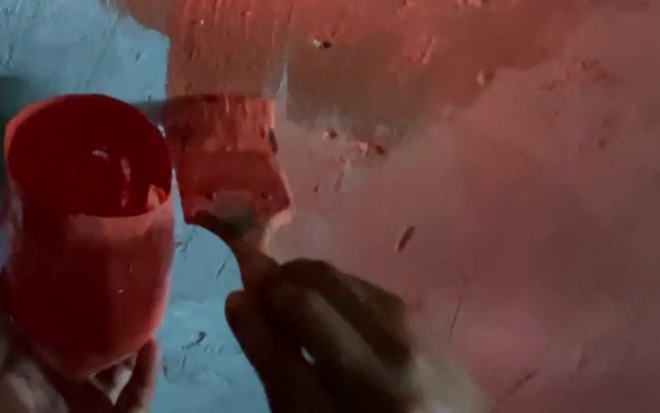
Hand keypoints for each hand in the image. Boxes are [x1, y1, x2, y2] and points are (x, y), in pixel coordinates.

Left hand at [0, 272, 159, 412]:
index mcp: (34, 366)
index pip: (52, 321)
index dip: (63, 290)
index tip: (78, 254)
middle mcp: (66, 378)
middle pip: (92, 337)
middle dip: (106, 309)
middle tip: (120, 274)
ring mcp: (93, 402)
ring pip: (121, 363)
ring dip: (132, 336)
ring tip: (141, 302)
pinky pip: (138, 397)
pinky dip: (148, 373)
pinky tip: (151, 342)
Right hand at [225, 259, 479, 411]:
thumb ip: (280, 375)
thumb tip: (241, 302)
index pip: (281, 359)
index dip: (249, 320)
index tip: (234, 296)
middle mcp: (383, 380)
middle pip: (306, 303)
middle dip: (271, 285)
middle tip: (255, 284)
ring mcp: (411, 345)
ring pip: (333, 280)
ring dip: (302, 279)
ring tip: (290, 293)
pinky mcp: (424, 320)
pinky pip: (361, 283)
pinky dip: (335, 287)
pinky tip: (329, 303)